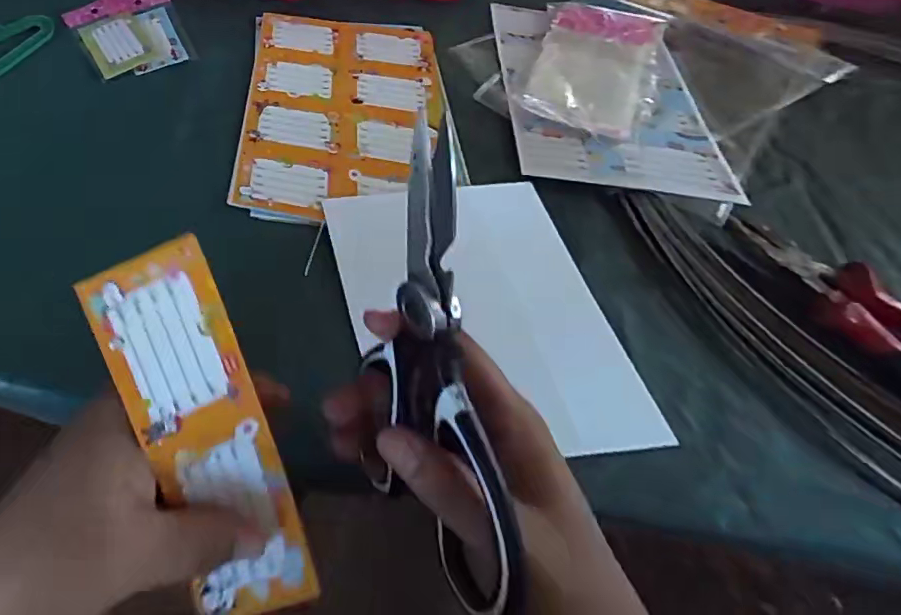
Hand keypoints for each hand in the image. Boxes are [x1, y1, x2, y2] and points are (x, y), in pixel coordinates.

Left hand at [0, 392, 262, 614]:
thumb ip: (205, 537)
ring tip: (249, 479)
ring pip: (169, 438)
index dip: (240, 385)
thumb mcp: (141, 553)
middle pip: (185, 406)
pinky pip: (149, 463)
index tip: (282, 399)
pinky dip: (180, 481)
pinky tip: (200, 509)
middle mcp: (114, 415)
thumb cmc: (62, 556)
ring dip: (207, 458)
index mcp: (126, 414)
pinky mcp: (91, 472)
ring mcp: (100, 443)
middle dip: (231, 426)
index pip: (193, 380)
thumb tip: (263, 528)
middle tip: (273, 446)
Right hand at [323, 311, 646, 614]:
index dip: (417, 331)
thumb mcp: (509, 534)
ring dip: (373, 417)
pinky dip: (383, 447)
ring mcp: (473, 450)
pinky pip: (416, 447)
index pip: (460, 354)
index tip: (371, 324)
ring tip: (336, 437)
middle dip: (378, 385)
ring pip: (414, 412)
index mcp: (510, 419)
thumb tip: (386, 434)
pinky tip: (356, 458)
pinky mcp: (461, 478)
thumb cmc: (565, 575)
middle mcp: (488, 423)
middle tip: (335, 409)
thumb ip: (451, 487)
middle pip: (425, 381)